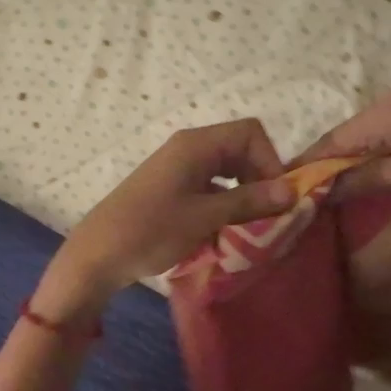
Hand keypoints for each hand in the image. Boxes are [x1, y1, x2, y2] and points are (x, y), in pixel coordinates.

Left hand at [40, 120, 295, 315]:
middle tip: (266, 217)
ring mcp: (177, 170)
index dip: (270, 162)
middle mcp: (188, 149)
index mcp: (196, 145)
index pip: (251, 134)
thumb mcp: (205, 217)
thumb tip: (293, 191)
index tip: (275, 200)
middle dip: (259, 181)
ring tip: (246, 228)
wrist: (97, 255)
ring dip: (242, 197)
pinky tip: (221, 234)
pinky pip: (208, 189)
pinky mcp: (170, 192)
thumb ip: (249, 202)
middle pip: (240, 151)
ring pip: (225, 173)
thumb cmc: (151, 231)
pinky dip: (221, 207)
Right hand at [294, 78, 390, 207]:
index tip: (284, 187)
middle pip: (355, 129)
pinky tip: (389, 161)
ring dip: (363, 151)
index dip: (308, 165)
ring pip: (380, 124)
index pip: (332, 140)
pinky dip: (389, 142)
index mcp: (388, 110)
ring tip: (348, 182)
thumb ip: (367, 179)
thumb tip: (325, 188)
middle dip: (334, 160)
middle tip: (316, 192)